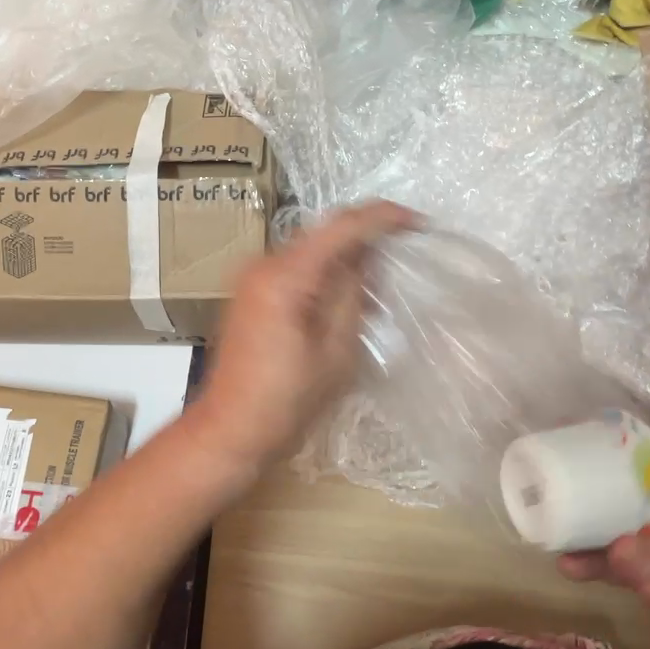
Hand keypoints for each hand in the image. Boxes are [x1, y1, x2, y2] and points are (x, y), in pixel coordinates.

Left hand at [187, 201, 418, 471]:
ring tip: (381, 285)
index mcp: (286, 275)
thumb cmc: (288, 400)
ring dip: (346, 258)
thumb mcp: (336, 349)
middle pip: (324, 232)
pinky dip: (324, 275)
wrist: (230, 431)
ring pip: (311, 250)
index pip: (342, 225)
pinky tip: (349, 301)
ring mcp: (252, 277)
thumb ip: (352, 293)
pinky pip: (296, 269)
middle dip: (366, 238)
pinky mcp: (251, 293)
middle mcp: (264, 263)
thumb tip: (368, 255)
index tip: (419, 223)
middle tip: (404, 256)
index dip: (383, 217)